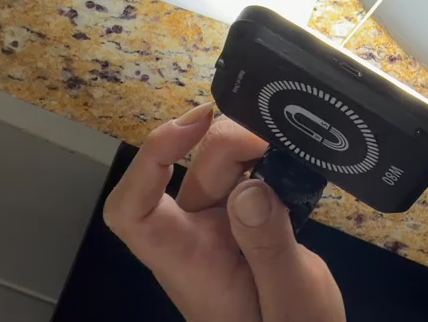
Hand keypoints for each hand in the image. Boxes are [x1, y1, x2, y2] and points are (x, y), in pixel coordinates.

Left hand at [105, 104, 344, 321]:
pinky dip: (269, 159)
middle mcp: (199, 240)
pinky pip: (249, 176)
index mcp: (190, 265)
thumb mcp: (291, 302)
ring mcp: (224, 230)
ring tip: (290, 147)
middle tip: (274, 138)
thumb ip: (269, 247)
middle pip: (191, 174)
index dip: (148, 160)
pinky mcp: (251, 223)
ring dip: (253, 148)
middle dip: (231, 143)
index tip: (195, 125)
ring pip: (222, 168)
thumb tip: (248, 187)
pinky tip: (294, 158)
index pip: (133, 212)